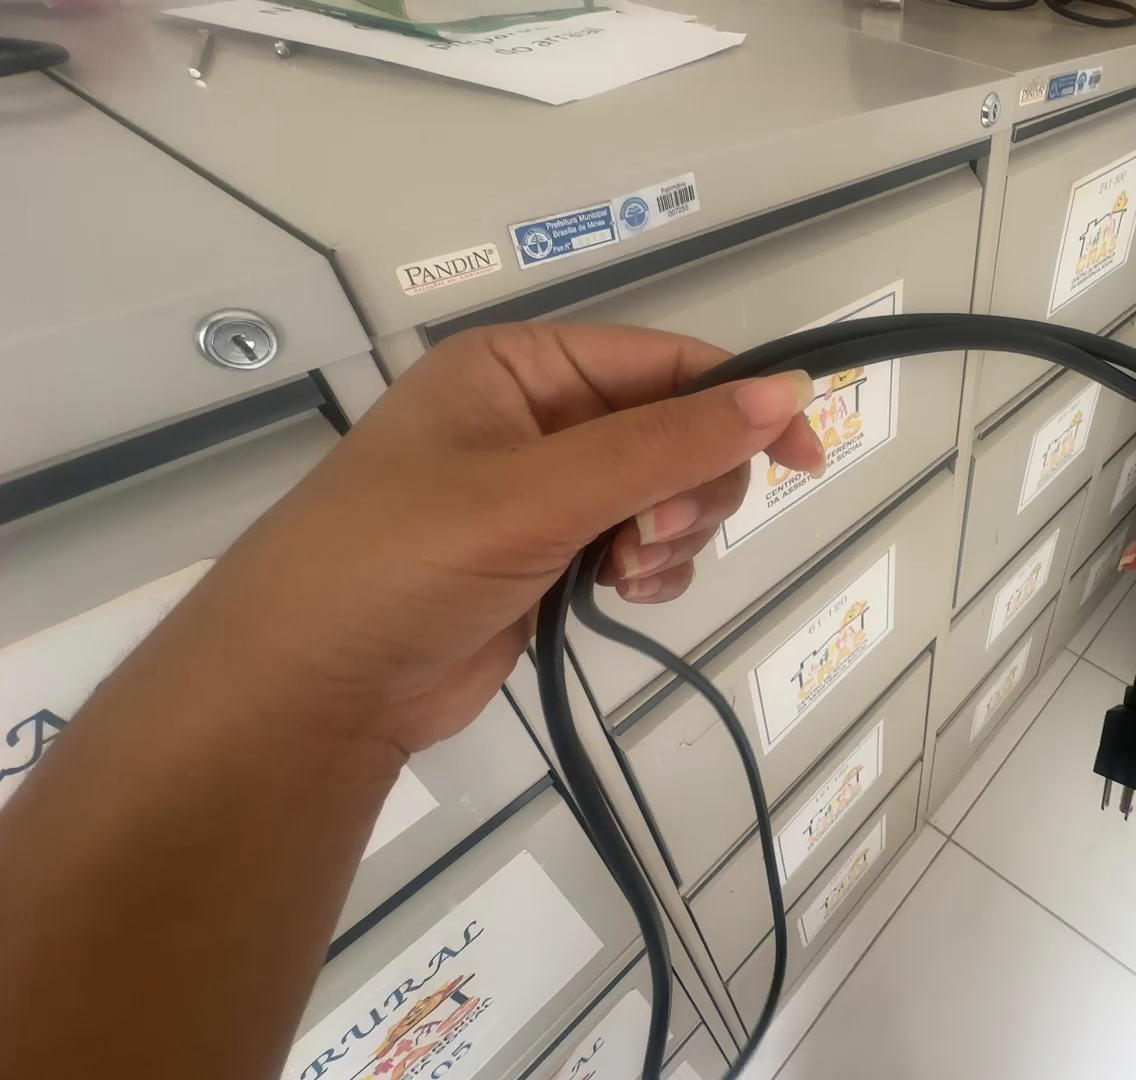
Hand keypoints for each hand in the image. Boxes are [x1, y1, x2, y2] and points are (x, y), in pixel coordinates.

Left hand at [124, 322, 823, 754]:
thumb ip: (671, 442)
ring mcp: (559, 490)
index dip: (745, 403)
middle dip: (689, 489)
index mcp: (528, 367)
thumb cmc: (404, 564)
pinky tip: (622, 594)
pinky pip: (654, 543)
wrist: (310, 698)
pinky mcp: (565, 551)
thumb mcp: (545, 491)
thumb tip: (790, 391)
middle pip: (683, 433)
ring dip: (672, 536)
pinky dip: (657, 569)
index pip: (671, 364)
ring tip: (622, 572)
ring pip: (676, 494)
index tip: (805, 456)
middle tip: (652, 536)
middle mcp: (548, 418)